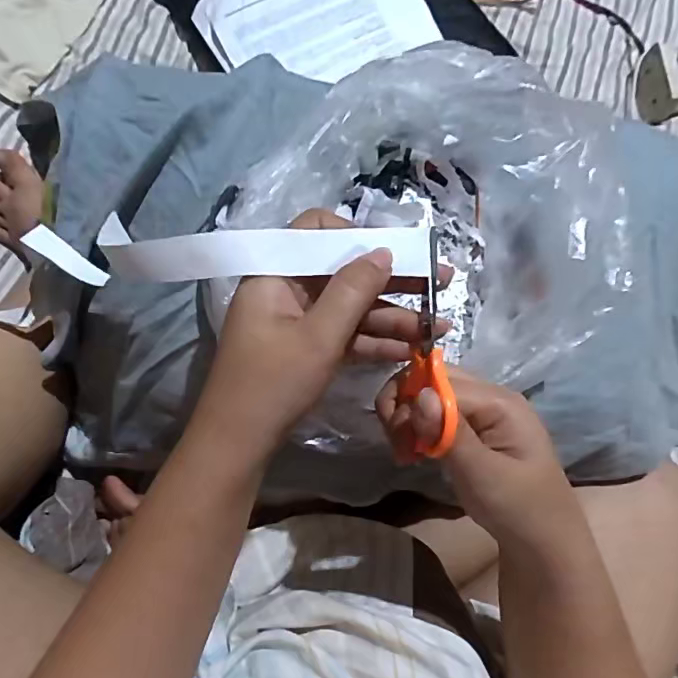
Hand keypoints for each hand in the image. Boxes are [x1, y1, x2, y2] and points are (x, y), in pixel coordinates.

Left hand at [197, 250, 423, 454]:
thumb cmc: (272, 384)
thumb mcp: (318, 336)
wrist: (236, 446)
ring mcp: (293, 324)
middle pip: (341, 272)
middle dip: (391, 280)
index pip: (315, 232)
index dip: (358, 236)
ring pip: (347, 308)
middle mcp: (282, 292)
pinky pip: (341, 336)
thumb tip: (383, 251)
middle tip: (442, 283)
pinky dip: (372, 341)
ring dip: (391, 317)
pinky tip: (411, 350)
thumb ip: (353, 290)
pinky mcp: (302, 352)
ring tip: (438, 328)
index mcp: (274, 275)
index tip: (398, 253)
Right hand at [376, 367, 568, 540]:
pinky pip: (437, 415)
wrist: (542, 540)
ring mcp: (483, 413)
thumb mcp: (481, 473)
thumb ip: (450, 432)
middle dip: (404, 405)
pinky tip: (414, 454)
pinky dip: (418, 430)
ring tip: (404, 454)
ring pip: (430, 396)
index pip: (441, 382)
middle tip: (397, 445)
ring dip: (407, 419)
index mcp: (499, 403)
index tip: (398, 440)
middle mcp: (491, 398)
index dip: (411, 404)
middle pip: (433, 380)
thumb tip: (420, 395)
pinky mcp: (474, 430)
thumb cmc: (516, 508)